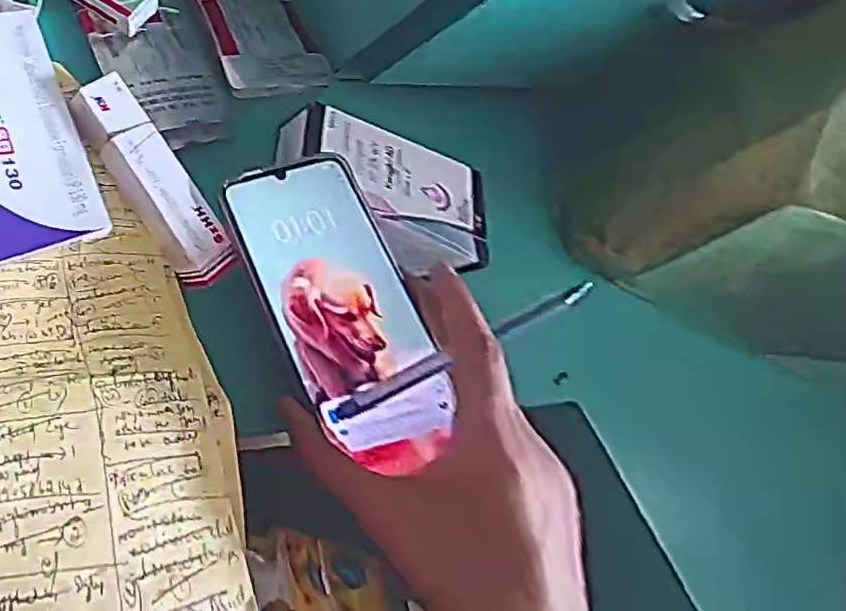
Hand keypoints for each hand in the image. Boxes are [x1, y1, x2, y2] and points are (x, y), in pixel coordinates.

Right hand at [279, 270, 586, 610]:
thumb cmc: (462, 575)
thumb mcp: (382, 513)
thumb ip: (327, 459)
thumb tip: (288, 417)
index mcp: (493, 436)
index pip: (477, 348)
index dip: (455, 302)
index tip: (436, 269)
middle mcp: (531, 445)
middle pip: (489, 372)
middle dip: (450, 336)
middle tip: (415, 310)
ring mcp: (551, 472)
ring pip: (502, 407)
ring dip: (463, 380)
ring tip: (425, 370)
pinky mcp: (556, 496)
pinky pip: (515, 437)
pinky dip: (479, 417)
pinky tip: (452, 438)